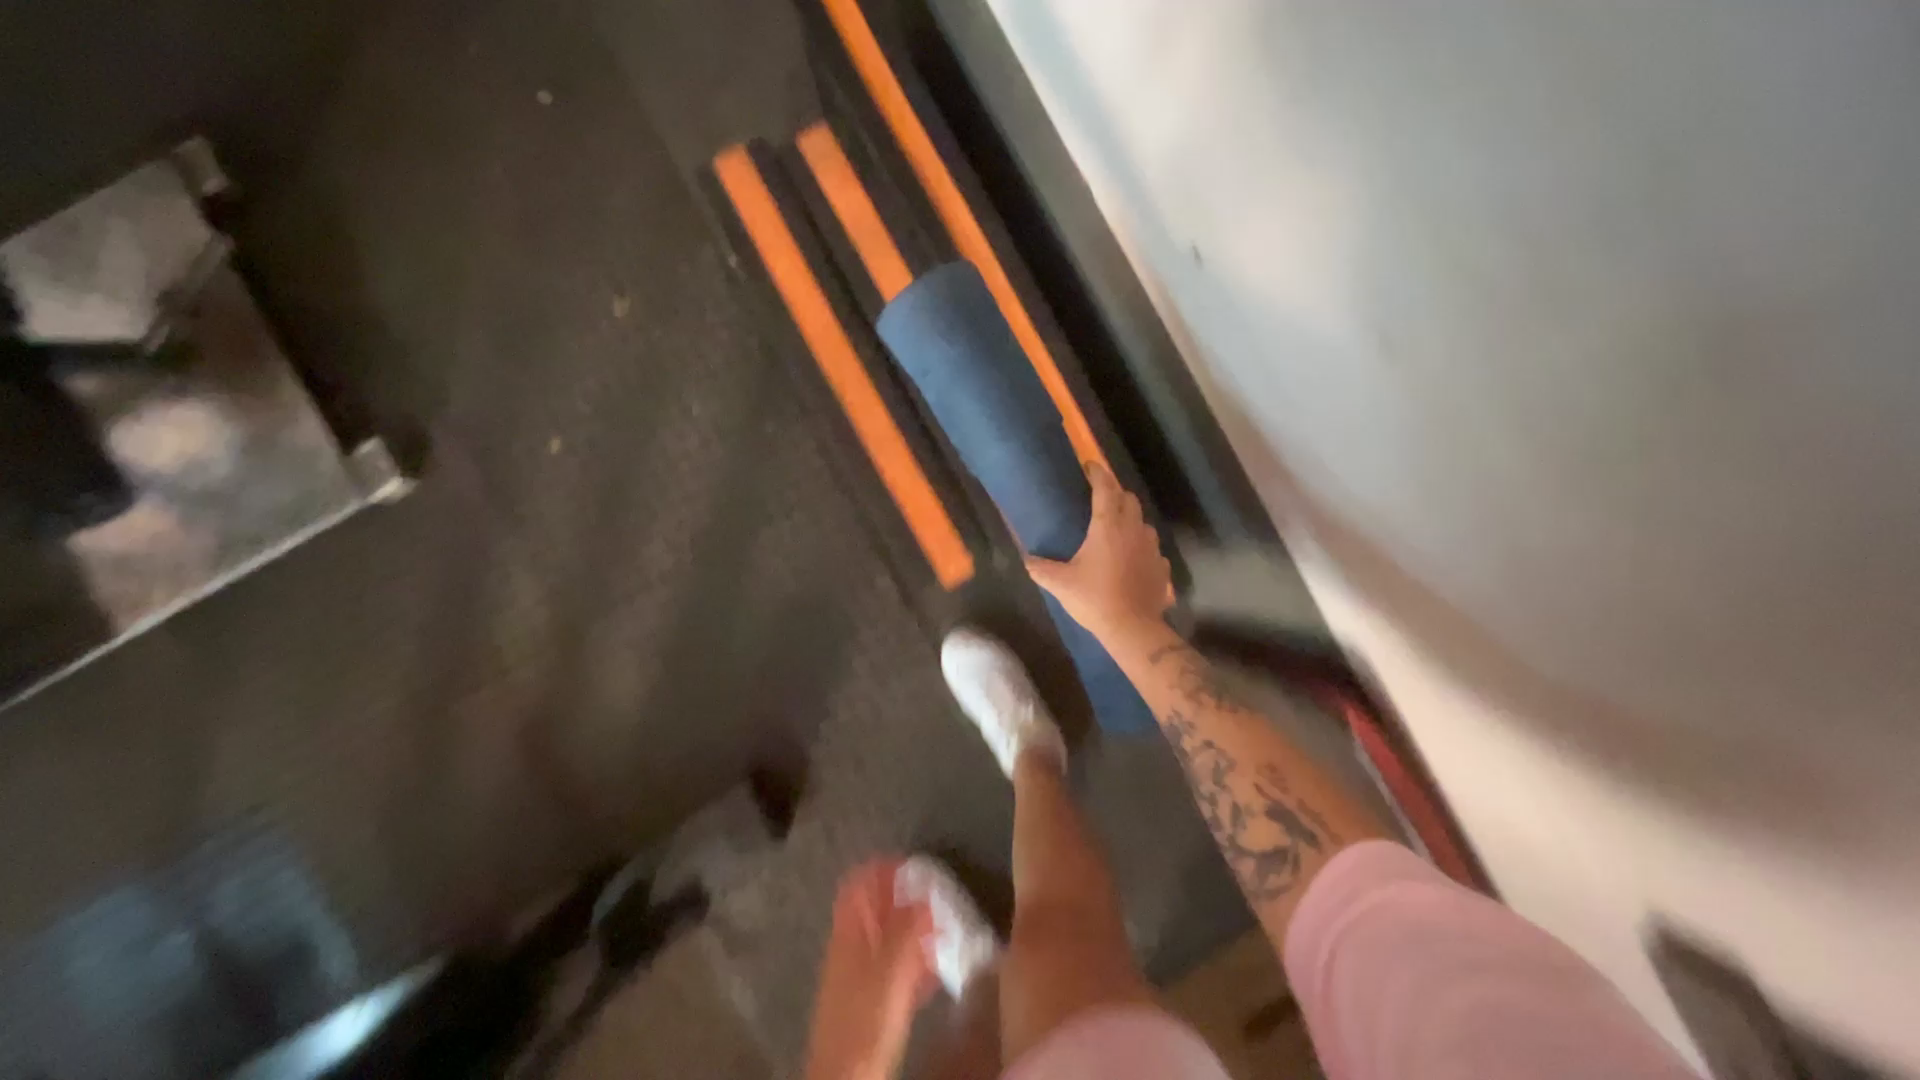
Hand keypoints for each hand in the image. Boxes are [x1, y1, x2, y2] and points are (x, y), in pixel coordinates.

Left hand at [803, 859, 936, 1079]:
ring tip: (946, 933)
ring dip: (915, 931)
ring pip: (888, 938)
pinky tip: (937, 971)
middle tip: (938, 900)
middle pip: (876, 909)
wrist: (846, 1078)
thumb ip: (906, 930)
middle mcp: (850, 947)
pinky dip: (914, 962)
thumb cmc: (866, 1020)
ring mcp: (859, 974)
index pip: (858, 883)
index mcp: (848, 932)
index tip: (913, 866)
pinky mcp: (871, 1000)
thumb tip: (924, 893)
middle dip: (906, 900)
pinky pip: (895, 968)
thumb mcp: (890, 971)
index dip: (882, 869)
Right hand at [1025, 463, 1172, 635]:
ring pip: (1143, 523)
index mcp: (1107, 527)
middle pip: (1129, 499)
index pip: (1105, 488)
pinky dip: (1142, 549)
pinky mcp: (1161, 568)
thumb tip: (1026, 560)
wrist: (1132, 628)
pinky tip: (1133, 560)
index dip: (1098, 473)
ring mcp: (1151, 548)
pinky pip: (1152, 550)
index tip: (1090, 466)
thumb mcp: (1060, 584)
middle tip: (1102, 498)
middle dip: (1116, 493)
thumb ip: (1040, 569)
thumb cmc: (1094, 599)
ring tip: (1118, 530)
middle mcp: (1133, 530)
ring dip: (1131, 520)